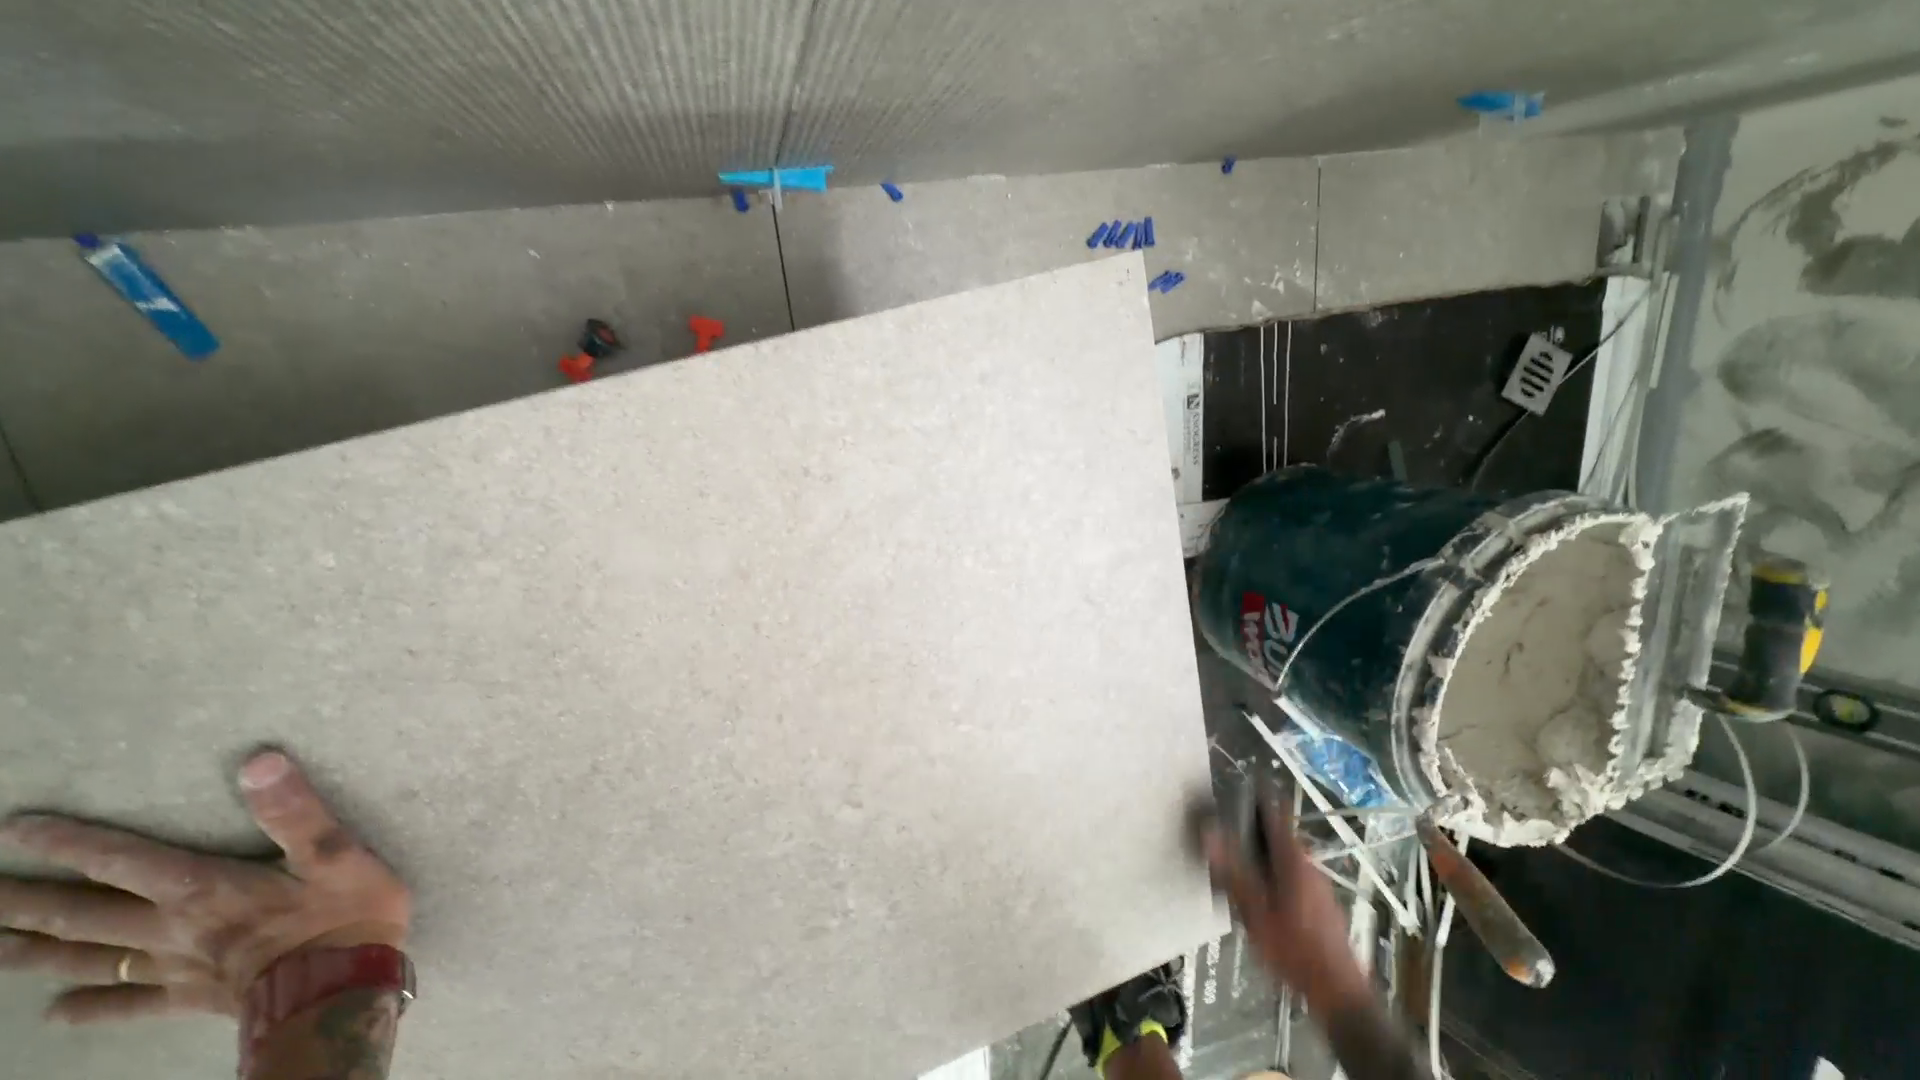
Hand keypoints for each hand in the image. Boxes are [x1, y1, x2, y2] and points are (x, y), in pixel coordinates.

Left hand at [0, 750, 410, 1023]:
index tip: (16, 829)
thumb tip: (259, 761)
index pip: (123, 861)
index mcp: (201, 889)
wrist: (342, 990)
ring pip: (90, 959)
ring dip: (37, 951)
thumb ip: (294, 810)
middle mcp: (172, 928)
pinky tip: (57, 1012)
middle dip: (25, 901)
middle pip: (84, 915)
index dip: (71, 843)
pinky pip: (128, 1005)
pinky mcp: (189, 998)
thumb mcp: (335, 853)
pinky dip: (89, 1008)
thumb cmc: (344, 914)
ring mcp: (176, 968)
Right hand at [1202, 794, 1369, 1011]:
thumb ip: (1231, 870)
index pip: (1275, 811)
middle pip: (1275, 834)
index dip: (1256, 794)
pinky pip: (1287, 874)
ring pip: (1281, 856)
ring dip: (1257, 853)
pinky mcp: (1317, 902)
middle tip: (1220, 825)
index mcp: (1293, 858)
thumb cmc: (1294, 947)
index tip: (1234, 782)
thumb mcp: (1254, 911)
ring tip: (1229, 858)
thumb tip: (1208, 831)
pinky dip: (1268, 872)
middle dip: (1249, 827)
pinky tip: (1252, 892)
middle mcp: (1307, 864)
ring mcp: (1315, 884)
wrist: (1337, 991)